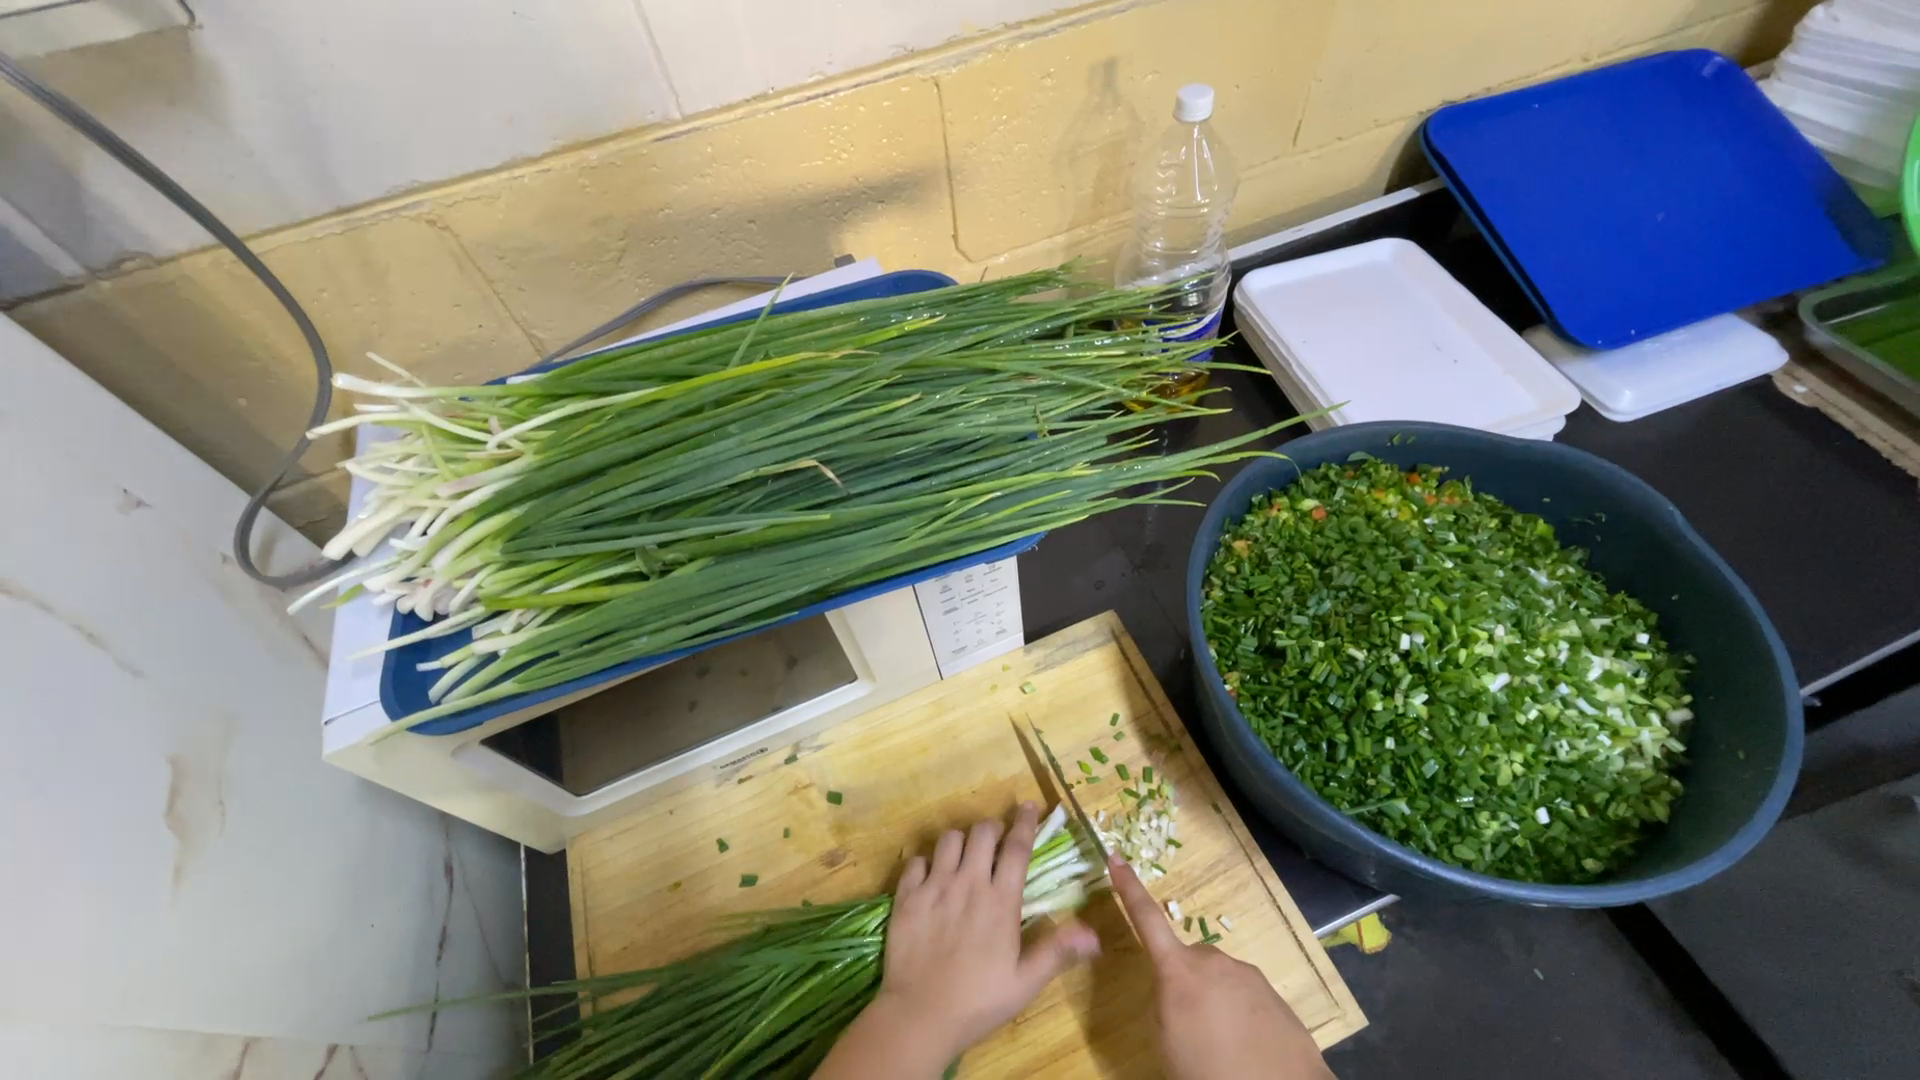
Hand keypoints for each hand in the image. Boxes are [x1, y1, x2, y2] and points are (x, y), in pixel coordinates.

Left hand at [814, 802, 1099, 1077]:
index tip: (1028, 807)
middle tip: (997, 838)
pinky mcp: (907, 896)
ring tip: (965, 853)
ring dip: (960, 840)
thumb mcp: (1025, 982)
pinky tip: (930, 875)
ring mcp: (934, 887)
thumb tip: (1095, 935)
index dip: (1025, 823)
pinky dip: (926, 862)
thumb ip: (1057, 951)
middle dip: (992, 827)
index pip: (1016, 847)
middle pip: (982, 832)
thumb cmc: (979, 1001)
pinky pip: (916, 862)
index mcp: (1000, 900)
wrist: (921, 1015)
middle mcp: (968, 883)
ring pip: (949, 839)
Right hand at [1109, 854, 1335, 1079]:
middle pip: (1189, 964)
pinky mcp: (1275, 996)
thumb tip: (1173, 988)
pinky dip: (1243, 1021)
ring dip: (1216, 1005)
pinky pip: (1247, 1001)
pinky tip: (1249, 1052)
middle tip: (1190, 1030)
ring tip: (1222, 1048)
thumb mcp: (1165, 1043)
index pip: (1146, 919)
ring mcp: (1248, 975)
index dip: (1129, 888)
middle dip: (1186, 986)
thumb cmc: (1208, 1071)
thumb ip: (1162, 1003)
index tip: (1115, 858)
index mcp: (1178, 970)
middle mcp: (1213, 961)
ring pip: (1220, 983)